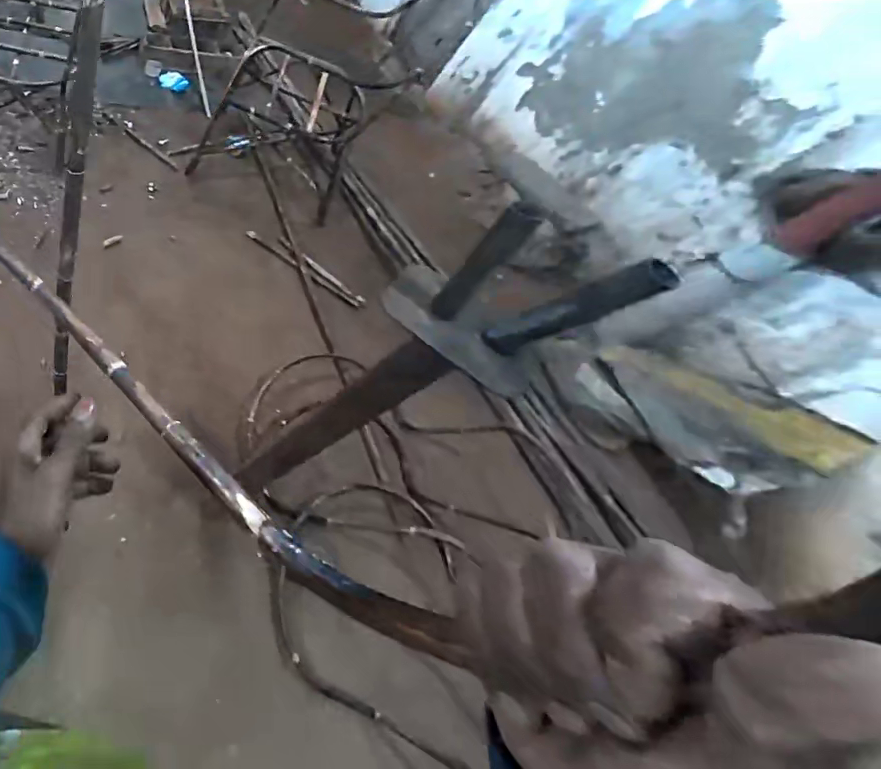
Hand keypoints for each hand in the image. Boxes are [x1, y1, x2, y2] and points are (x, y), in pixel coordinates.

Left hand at [0, 393, 117, 562]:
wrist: (19, 559)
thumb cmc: (35, 510)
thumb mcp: (57, 472)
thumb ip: (74, 439)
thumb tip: (88, 404)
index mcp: (23, 447)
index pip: (42, 416)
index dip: (62, 406)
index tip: (85, 398)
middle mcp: (28, 459)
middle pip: (57, 438)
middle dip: (82, 436)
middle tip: (109, 435)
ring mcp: (37, 481)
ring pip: (66, 462)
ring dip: (90, 461)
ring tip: (117, 466)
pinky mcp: (46, 502)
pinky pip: (68, 483)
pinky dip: (86, 482)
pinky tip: (108, 487)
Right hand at [462, 537, 880, 767]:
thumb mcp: (821, 736)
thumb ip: (829, 691)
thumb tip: (812, 663)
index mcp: (700, 602)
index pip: (652, 567)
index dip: (636, 637)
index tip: (660, 712)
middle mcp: (618, 584)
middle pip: (554, 560)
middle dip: (569, 654)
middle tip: (610, 721)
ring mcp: (552, 599)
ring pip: (502, 572)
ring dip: (526, 658)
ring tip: (566, 714)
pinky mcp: (501, 621)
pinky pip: (467, 593)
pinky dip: (488, 650)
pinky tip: (526, 698)